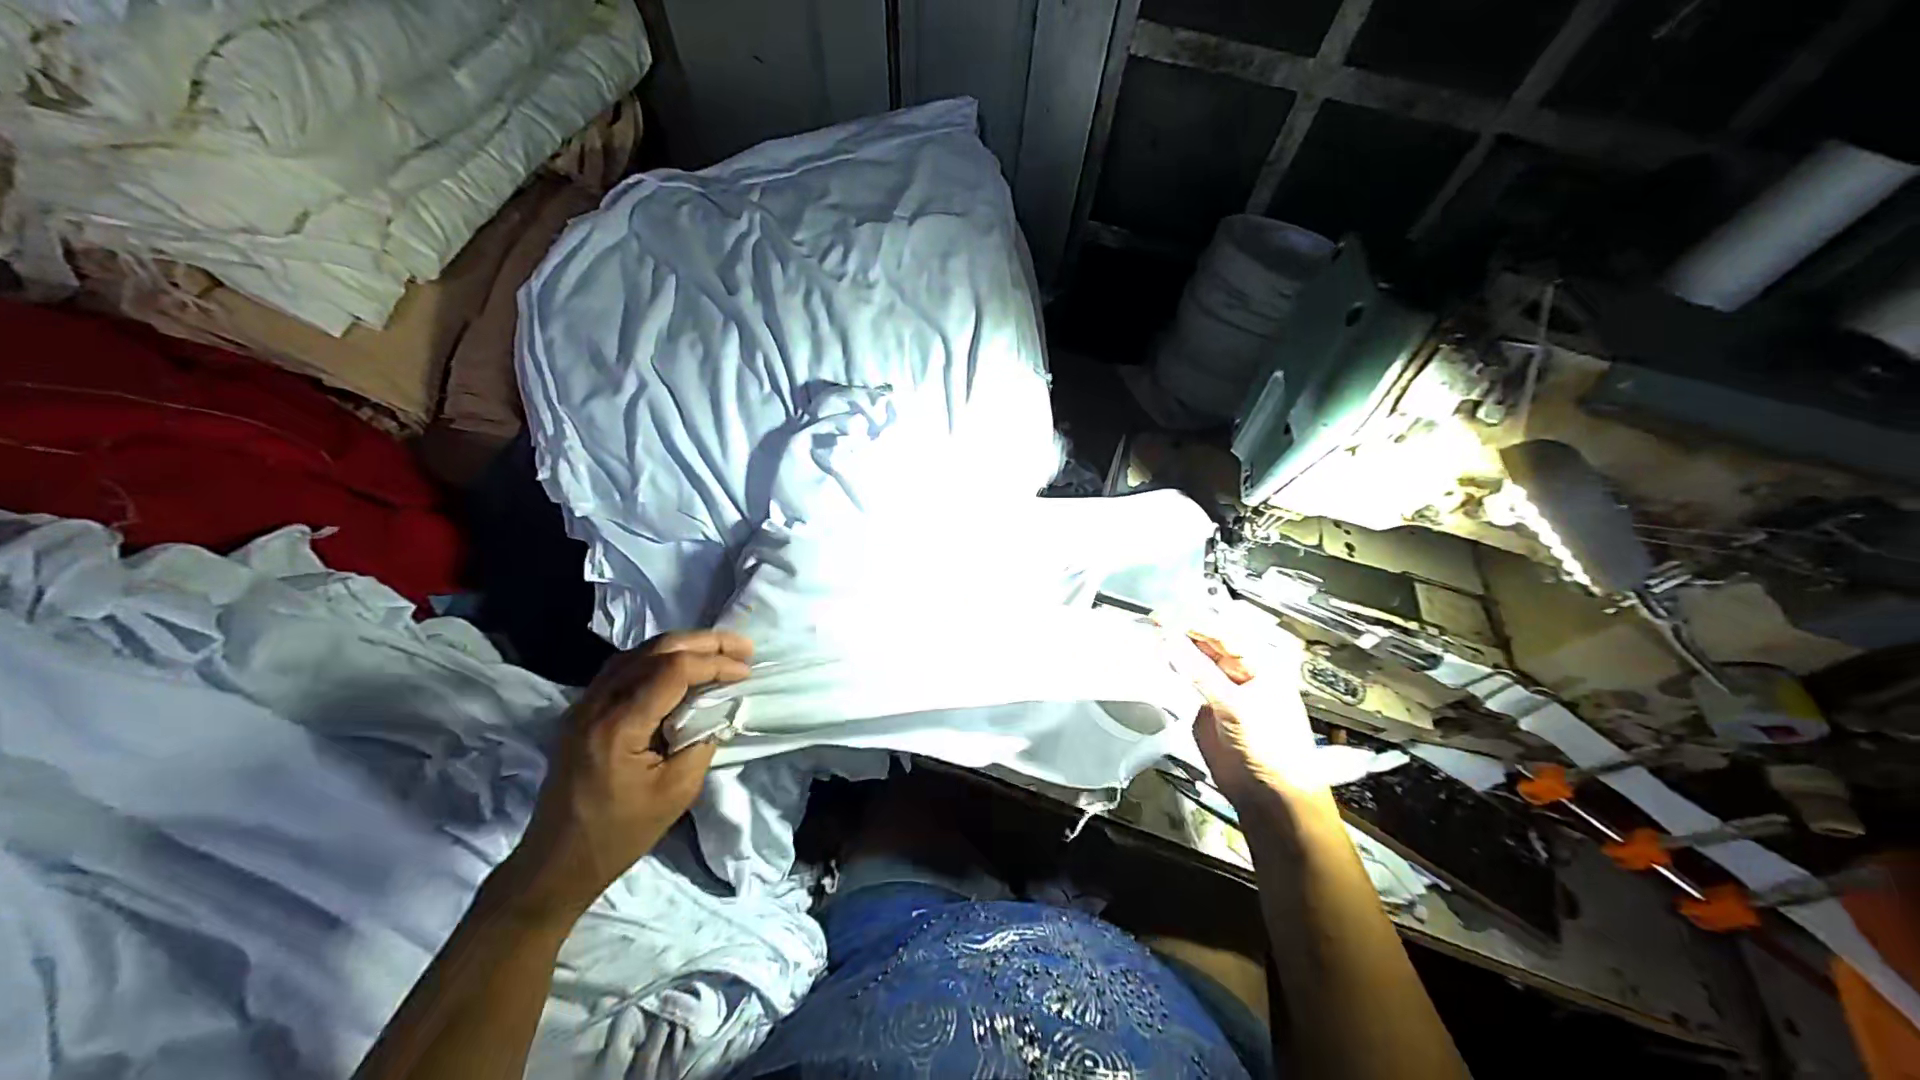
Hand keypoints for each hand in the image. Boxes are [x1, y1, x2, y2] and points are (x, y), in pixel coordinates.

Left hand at [503, 630, 752, 918]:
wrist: (558, 861)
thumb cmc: (620, 833)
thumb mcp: (677, 792)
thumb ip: (702, 742)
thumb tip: (721, 708)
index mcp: (618, 726)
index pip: (672, 670)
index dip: (715, 663)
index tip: (746, 671)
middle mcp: (597, 704)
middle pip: (655, 649)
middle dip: (704, 642)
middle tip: (742, 647)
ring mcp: (585, 704)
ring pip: (638, 652)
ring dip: (683, 646)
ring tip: (719, 651)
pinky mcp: (583, 711)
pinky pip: (625, 667)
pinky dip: (660, 658)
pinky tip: (682, 666)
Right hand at [1165, 617, 1322, 807]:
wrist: (1270, 795)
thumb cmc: (1273, 750)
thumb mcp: (1236, 706)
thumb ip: (1200, 672)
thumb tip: (1173, 641)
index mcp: (1263, 663)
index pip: (1223, 632)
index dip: (1193, 622)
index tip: (1165, 618)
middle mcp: (1244, 671)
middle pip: (1209, 640)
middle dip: (1182, 629)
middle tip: (1154, 622)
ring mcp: (1226, 689)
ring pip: (1197, 657)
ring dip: (1176, 646)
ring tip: (1154, 636)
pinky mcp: (1209, 707)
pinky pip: (1189, 680)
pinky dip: (1174, 668)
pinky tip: (1162, 660)